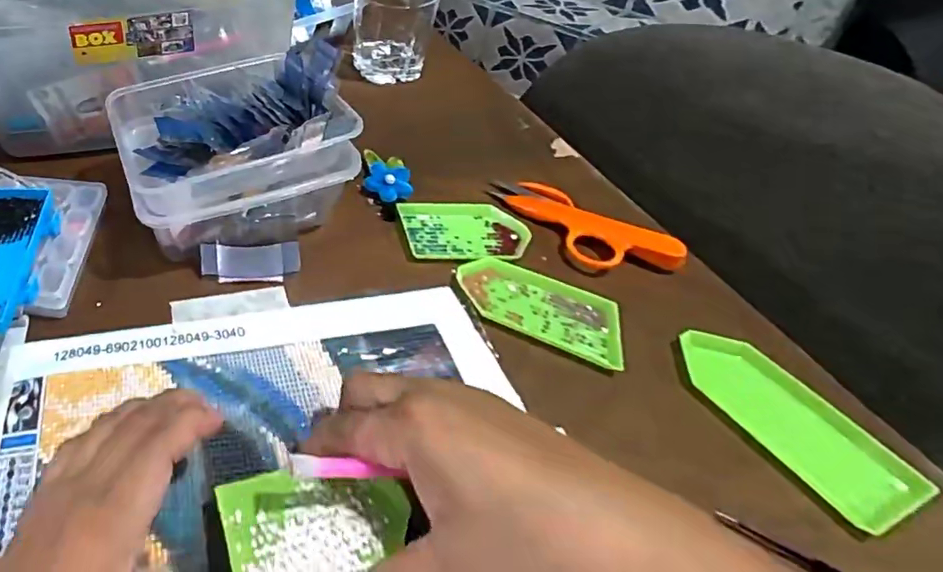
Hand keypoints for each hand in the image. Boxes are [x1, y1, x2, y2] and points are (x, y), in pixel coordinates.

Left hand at [0, 389, 221, 571]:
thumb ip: (166, 558)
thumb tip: (198, 541)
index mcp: (113, 517)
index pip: (156, 448)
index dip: (189, 424)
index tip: (217, 417)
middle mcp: (85, 486)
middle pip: (133, 427)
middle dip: (172, 406)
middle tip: (205, 405)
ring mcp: (58, 485)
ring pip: (105, 425)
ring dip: (143, 409)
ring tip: (172, 408)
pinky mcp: (40, 494)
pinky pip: (79, 441)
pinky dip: (108, 424)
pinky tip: (118, 430)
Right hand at [303, 374, 784, 571]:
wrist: (643, 548)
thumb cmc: (529, 554)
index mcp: (410, 424)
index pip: (340, 427)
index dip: (314, 450)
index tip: (300, 473)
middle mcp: (433, 396)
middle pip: (362, 388)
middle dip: (343, 421)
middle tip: (348, 473)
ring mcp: (472, 398)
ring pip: (402, 391)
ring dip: (384, 421)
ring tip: (396, 477)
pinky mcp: (504, 411)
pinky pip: (439, 403)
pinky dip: (420, 427)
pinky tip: (449, 480)